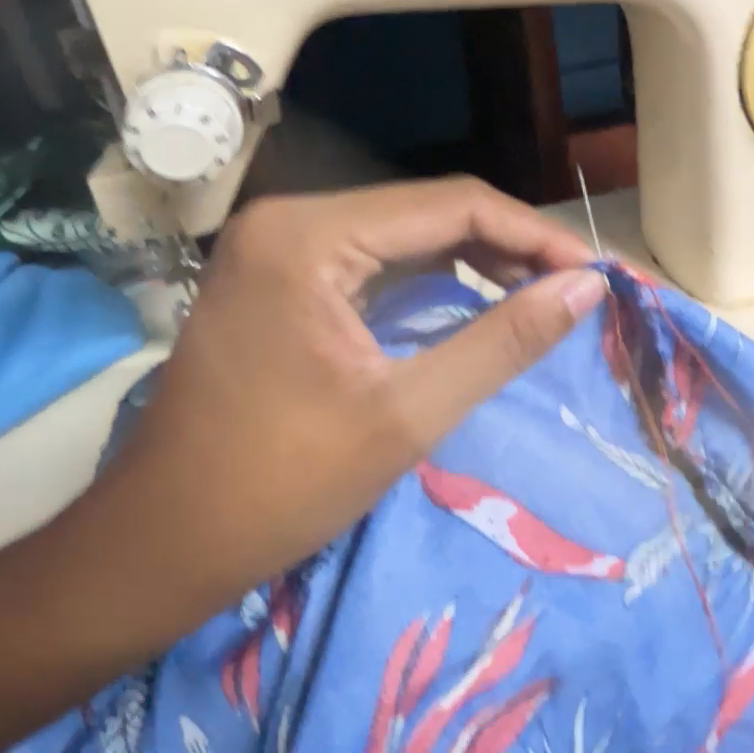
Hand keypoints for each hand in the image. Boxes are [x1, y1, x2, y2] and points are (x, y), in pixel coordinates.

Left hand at [71, 176, 605, 624]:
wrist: (156, 548)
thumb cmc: (279, 485)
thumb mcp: (407, 414)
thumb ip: (504, 341)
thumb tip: (588, 287)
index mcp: (310, 236)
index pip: (454, 205)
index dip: (536, 235)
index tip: (597, 273)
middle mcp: (292, 219)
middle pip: (432, 210)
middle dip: (512, 246)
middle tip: (579, 287)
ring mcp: (280, 245)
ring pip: (409, 232)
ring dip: (480, 259)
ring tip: (544, 293)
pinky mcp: (282, 275)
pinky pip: (379, 258)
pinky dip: (437, 277)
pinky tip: (480, 299)